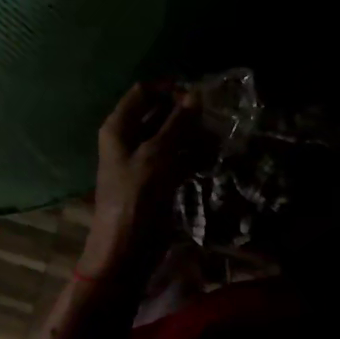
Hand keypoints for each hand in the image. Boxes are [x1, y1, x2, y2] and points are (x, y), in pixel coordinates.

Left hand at [79, 82, 202, 278]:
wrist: (127, 248)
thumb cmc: (135, 197)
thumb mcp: (156, 156)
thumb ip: (176, 125)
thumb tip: (195, 96)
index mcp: (118, 127)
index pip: (143, 93)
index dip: (170, 90)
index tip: (200, 93)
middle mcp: (129, 139)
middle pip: (159, 114)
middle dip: (187, 113)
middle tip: (216, 114)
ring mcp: (144, 161)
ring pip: (172, 137)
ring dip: (195, 135)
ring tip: (221, 135)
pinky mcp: (158, 180)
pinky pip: (178, 159)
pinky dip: (194, 156)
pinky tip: (215, 155)